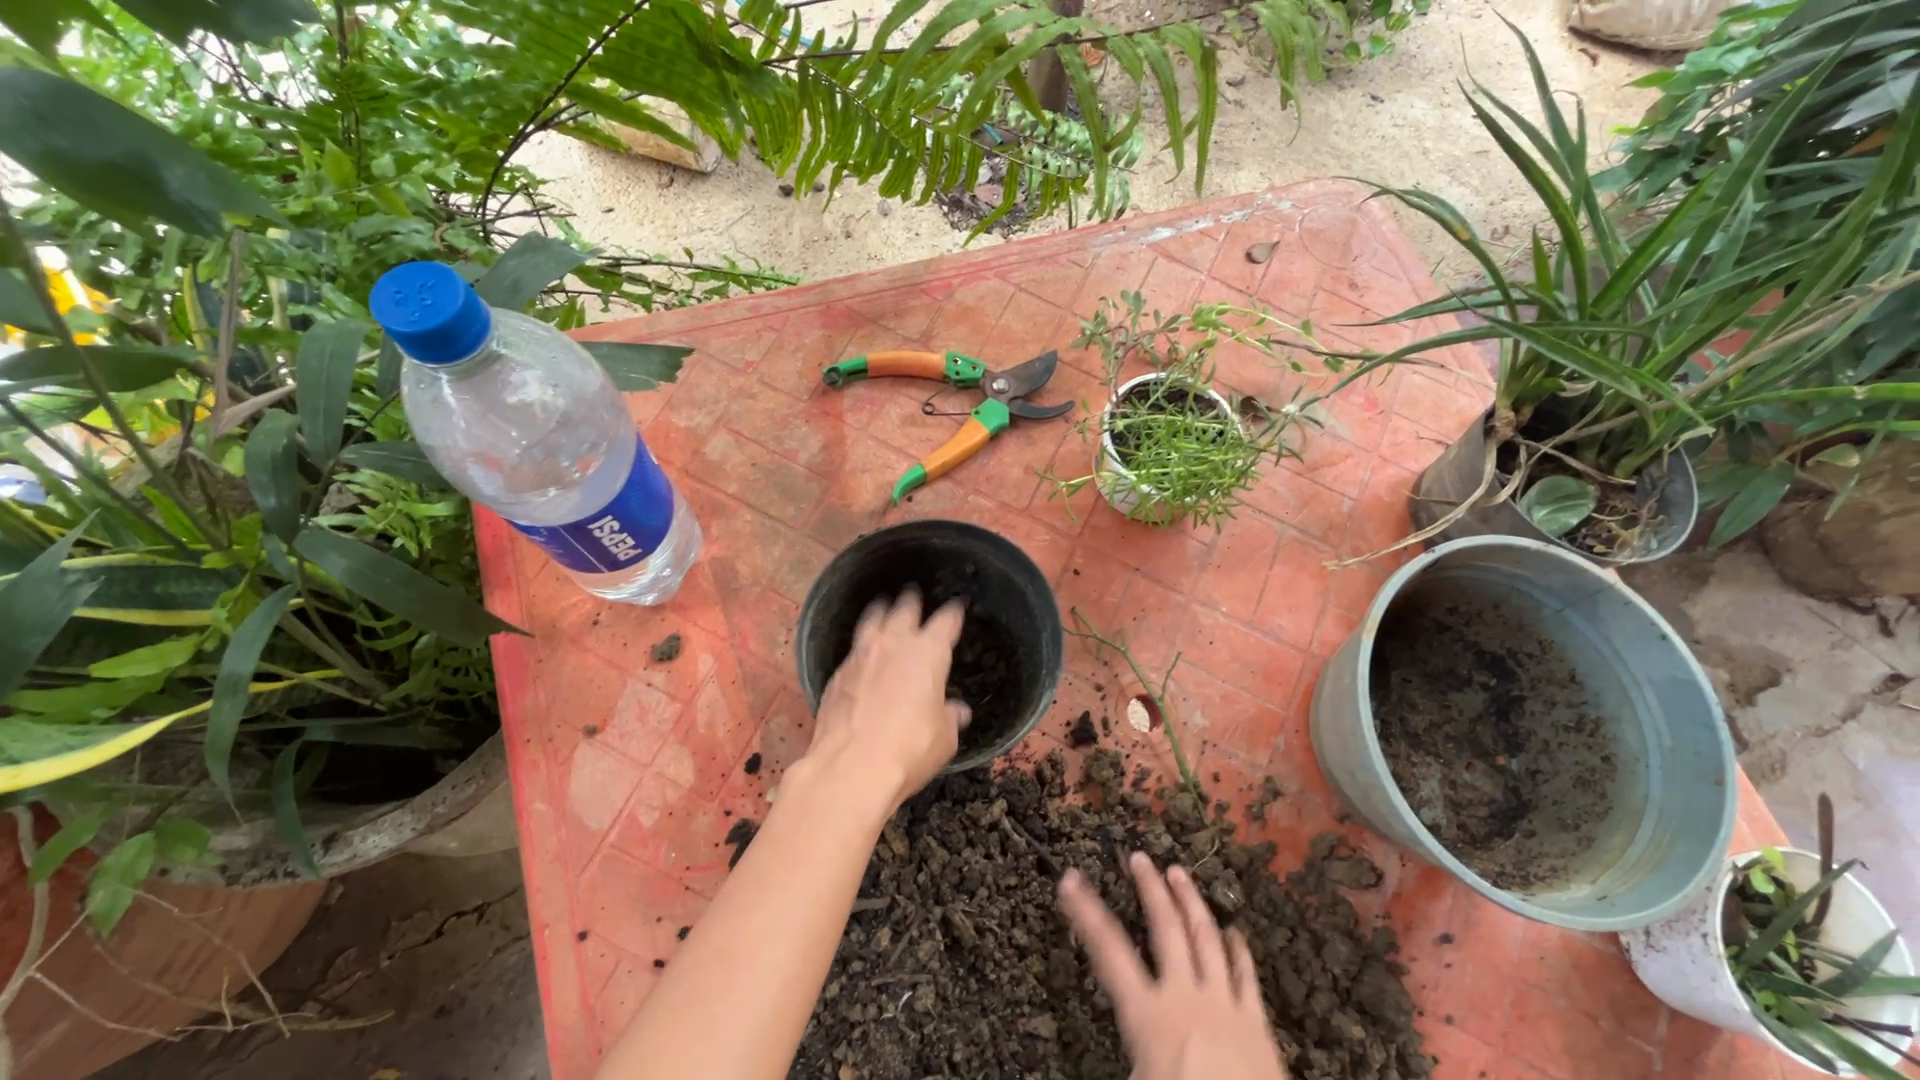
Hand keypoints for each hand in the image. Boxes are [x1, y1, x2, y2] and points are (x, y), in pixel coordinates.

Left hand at [799, 589, 969, 809]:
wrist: (850, 766)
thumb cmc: (909, 749)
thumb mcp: (944, 738)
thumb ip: (950, 717)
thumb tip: (956, 710)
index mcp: (928, 653)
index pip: (946, 621)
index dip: (953, 613)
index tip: (956, 607)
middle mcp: (893, 644)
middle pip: (904, 610)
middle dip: (912, 601)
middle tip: (914, 595)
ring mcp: (861, 656)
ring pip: (872, 621)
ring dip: (880, 612)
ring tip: (882, 606)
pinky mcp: (837, 673)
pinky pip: (853, 649)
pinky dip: (862, 646)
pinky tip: (862, 653)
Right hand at [1058, 852, 1288, 1079]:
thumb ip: (1121, 1057)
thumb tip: (1061, 1074)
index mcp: (1148, 1016)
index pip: (1108, 952)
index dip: (1086, 913)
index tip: (1070, 879)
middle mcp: (1185, 998)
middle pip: (1166, 929)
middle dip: (1150, 890)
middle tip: (1139, 858)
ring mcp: (1225, 1006)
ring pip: (1207, 939)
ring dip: (1191, 902)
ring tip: (1180, 873)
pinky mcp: (1257, 1024)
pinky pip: (1246, 976)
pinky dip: (1238, 949)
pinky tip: (1235, 932)